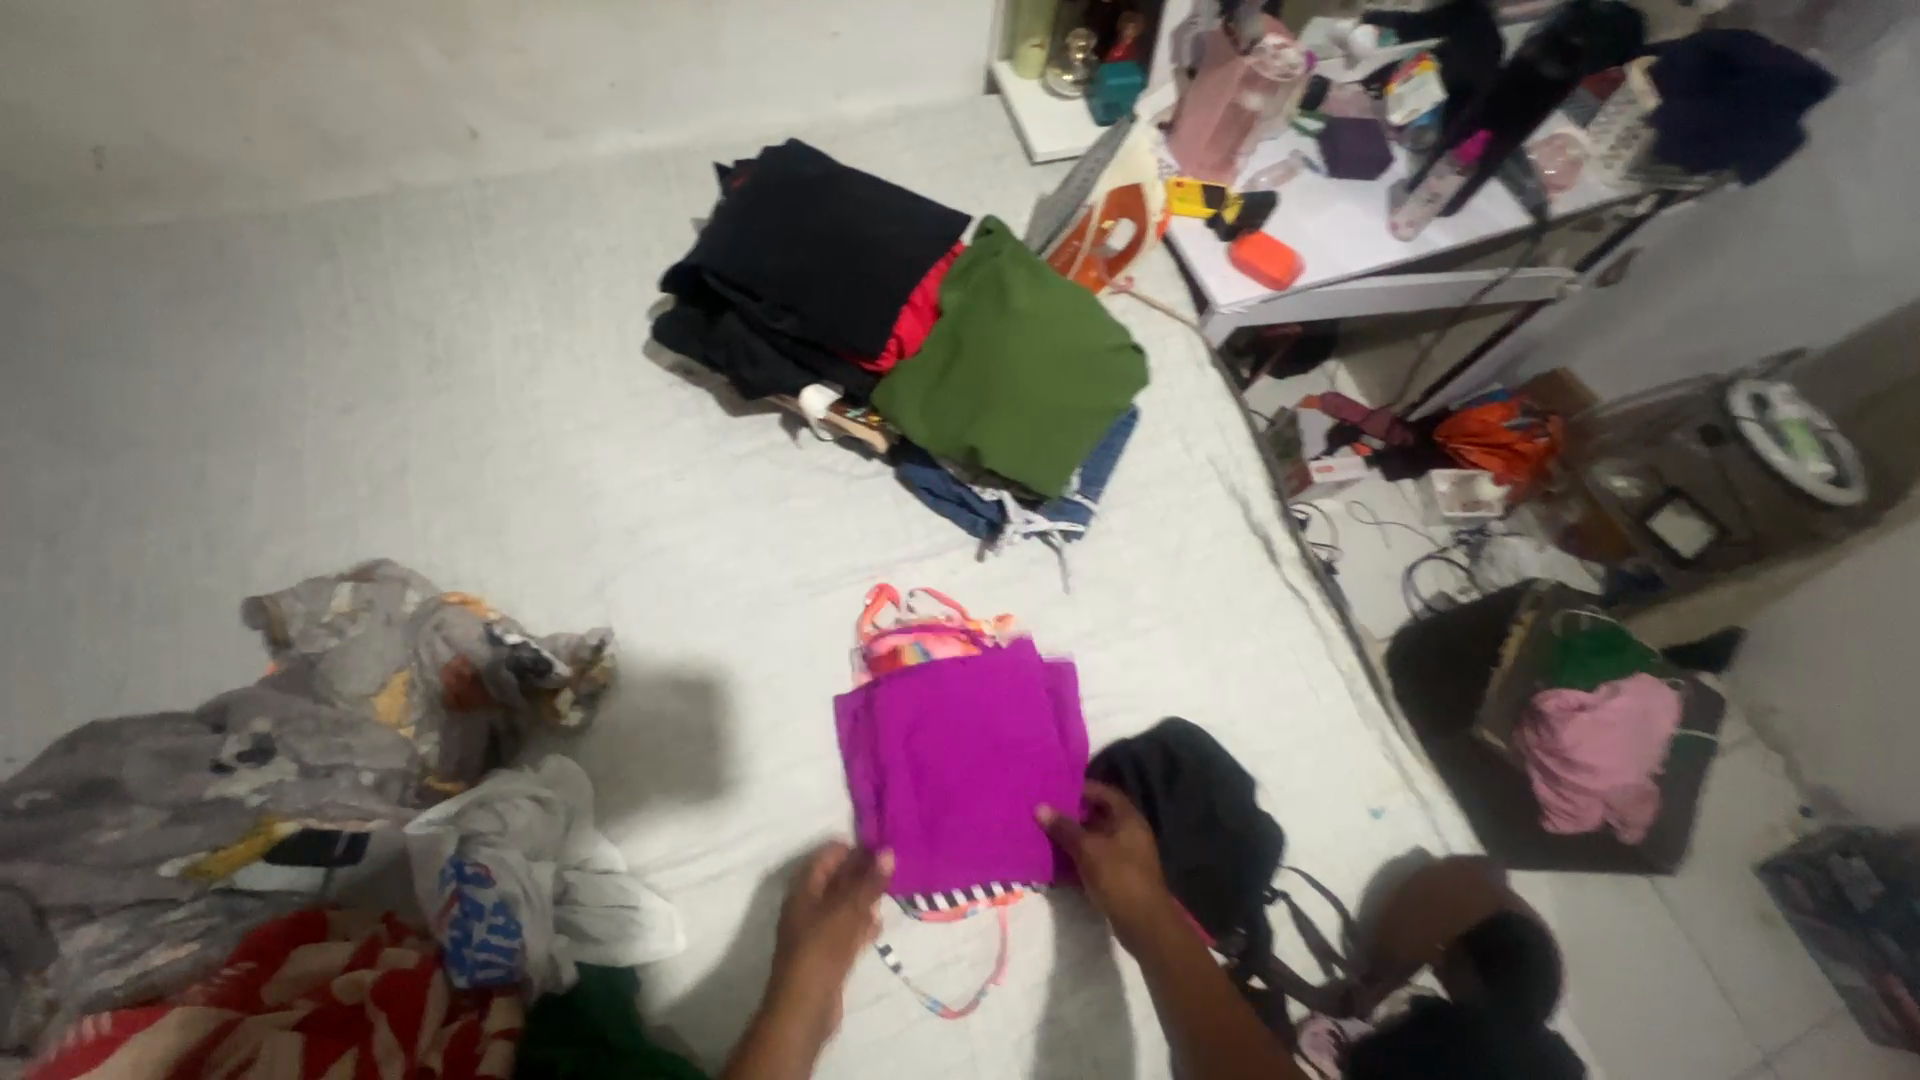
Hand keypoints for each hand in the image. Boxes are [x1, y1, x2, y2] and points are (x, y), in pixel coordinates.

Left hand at [765, 841, 893, 1040]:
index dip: (852, 848)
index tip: (880, 846)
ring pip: (843, 906)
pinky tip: (878, 926)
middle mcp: (808, 906)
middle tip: (891, 868)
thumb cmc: (821, 950)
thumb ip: (868, 882)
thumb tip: (887, 852)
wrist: (804, 1009)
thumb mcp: (847, 911)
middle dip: (862, 873)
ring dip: (864, 899)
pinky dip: (861, 925)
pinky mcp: (827, 954)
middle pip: (837, 881)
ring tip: (890, 892)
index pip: (828, 856)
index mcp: (804, 890)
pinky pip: (846, 931)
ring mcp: (817, 932)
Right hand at [1037, 781, 1176, 946]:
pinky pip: (1095, 858)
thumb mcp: (1088, 849)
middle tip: (1046, 811)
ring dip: (1073, 837)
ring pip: (1095, 838)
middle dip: (1072, 814)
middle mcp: (1129, 832)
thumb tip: (1040, 807)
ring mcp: (1125, 855)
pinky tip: (1058, 860)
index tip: (1056, 789)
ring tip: (1046, 833)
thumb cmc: (1118, 877)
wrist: (1143, 923)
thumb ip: (1064, 827)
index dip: (1081, 788)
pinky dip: (1078, 857)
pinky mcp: (1119, 875)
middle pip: (1098, 815)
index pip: (1104, 792)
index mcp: (1128, 819)